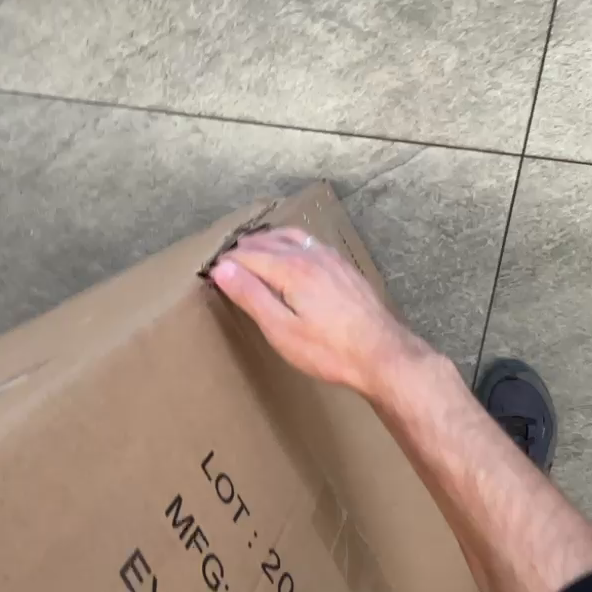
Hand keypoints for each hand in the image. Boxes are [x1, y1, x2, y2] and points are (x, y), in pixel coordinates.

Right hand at [210, 227, 435, 398]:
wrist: (382, 355)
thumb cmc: (329, 350)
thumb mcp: (281, 330)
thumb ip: (251, 296)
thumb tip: (222, 268)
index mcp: (291, 268)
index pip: (247, 256)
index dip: (225, 263)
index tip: (208, 272)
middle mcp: (311, 255)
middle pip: (268, 241)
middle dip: (243, 248)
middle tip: (224, 259)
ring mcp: (331, 259)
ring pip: (291, 236)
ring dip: (267, 240)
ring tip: (252, 248)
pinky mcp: (345, 268)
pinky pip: (310, 242)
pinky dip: (290, 242)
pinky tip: (293, 253)